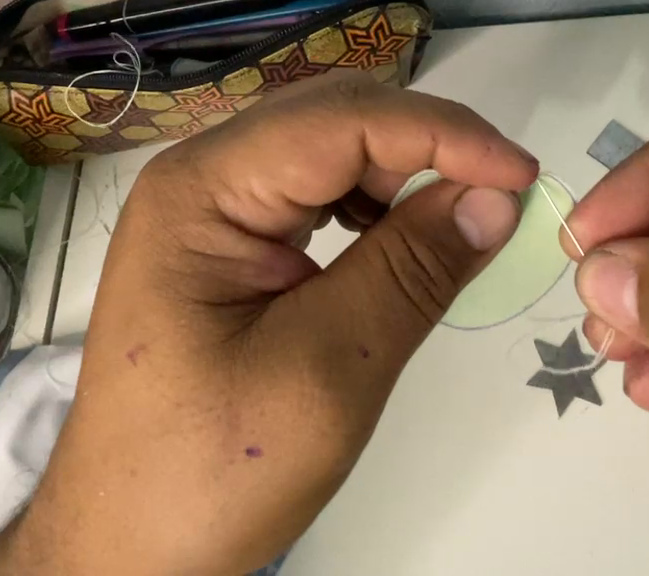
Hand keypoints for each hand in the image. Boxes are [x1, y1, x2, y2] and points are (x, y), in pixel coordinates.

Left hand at [0, 75, 537, 575]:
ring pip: (326, 143)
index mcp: (202, 189)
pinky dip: (370, 199)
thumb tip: (499, 197)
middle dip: (422, 143)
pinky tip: (394, 238)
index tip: (522, 175)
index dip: (441, 134)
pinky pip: (311, 185)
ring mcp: (208, 200)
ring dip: (399, 169)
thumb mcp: (327, 371)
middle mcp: (200, 172)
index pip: (341, 121)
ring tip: (449, 221)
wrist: (125, 545)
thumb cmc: (211, 469)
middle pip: (331, 116)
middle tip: (496, 197)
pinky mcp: (224, 232)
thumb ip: (413, 271)